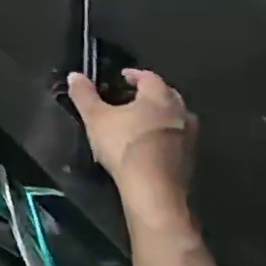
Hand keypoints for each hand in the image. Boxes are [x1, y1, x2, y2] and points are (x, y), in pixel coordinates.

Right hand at [66, 68, 198, 235]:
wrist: (153, 190)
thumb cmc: (124, 146)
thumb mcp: (95, 118)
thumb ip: (84, 95)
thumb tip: (74, 75)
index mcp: (159, 96)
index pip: (149, 77)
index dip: (134, 75)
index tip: (122, 77)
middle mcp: (180, 111)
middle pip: (166, 95)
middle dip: (149, 94)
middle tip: (131, 98)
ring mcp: (189, 135)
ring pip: (174, 117)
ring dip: (160, 116)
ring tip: (140, 122)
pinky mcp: (191, 158)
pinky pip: (177, 138)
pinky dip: (165, 136)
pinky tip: (150, 145)